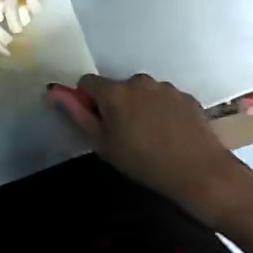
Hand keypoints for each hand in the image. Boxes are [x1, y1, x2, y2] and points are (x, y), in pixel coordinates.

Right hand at [46, 74, 252, 221]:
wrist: (199, 171)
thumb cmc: (143, 162)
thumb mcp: (103, 144)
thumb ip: (77, 114)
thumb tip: (53, 90)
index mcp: (115, 91)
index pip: (87, 82)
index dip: (87, 102)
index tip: (97, 125)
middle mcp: (140, 81)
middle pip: (117, 88)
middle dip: (116, 106)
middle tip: (124, 137)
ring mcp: (166, 87)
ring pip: (142, 94)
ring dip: (140, 108)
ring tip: (150, 139)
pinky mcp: (187, 97)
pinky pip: (164, 100)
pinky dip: (162, 113)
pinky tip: (169, 137)